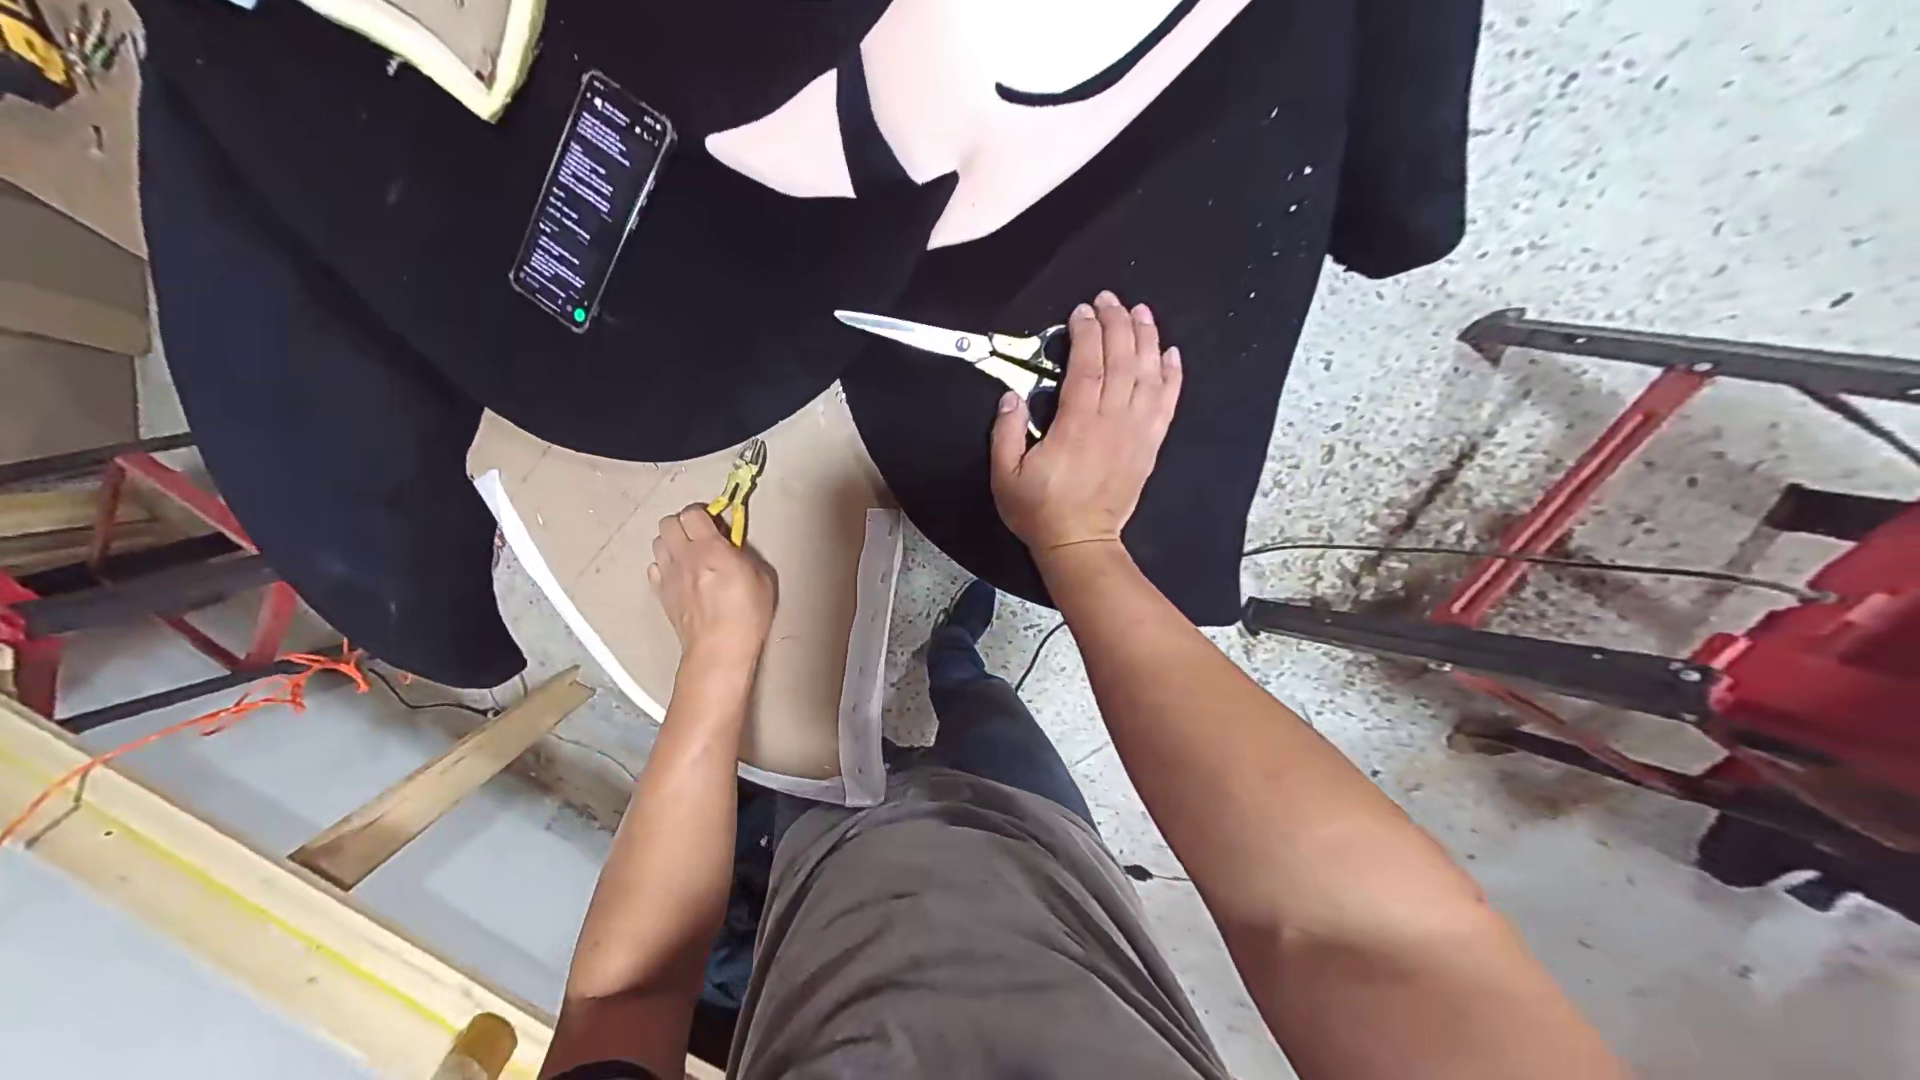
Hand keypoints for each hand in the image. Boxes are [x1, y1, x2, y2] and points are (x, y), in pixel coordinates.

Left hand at [648, 506, 776, 665]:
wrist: (719, 648)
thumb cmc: (746, 614)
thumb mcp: (761, 577)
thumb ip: (743, 554)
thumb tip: (732, 546)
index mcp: (710, 548)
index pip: (692, 512)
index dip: (703, 513)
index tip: (716, 522)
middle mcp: (684, 556)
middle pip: (667, 522)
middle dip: (683, 524)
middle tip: (701, 535)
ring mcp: (668, 575)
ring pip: (657, 542)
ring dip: (672, 543)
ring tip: (690, 554)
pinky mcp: (661, 593)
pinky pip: (654, 567)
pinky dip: (665, 565)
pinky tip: (681, 576)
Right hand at [991, 290, 1181, 553]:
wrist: (1080, 542)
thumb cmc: (1041, 511)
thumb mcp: (1005, 475)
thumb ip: (1006, 432)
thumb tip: (1012, 397)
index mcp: (1076, 425)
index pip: (1087, 365)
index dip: (1086, 333)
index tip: (1081, 312)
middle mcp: (1111, 422)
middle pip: (1122, 360)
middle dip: (1116, 323)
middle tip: (1109, 299)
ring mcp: (1135, 433)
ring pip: (1148, 375)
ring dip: (1146, 339)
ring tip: (1141, 312)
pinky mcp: (1148, 447)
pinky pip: (1167, 404)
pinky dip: (1171, 377)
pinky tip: (1171, 355)